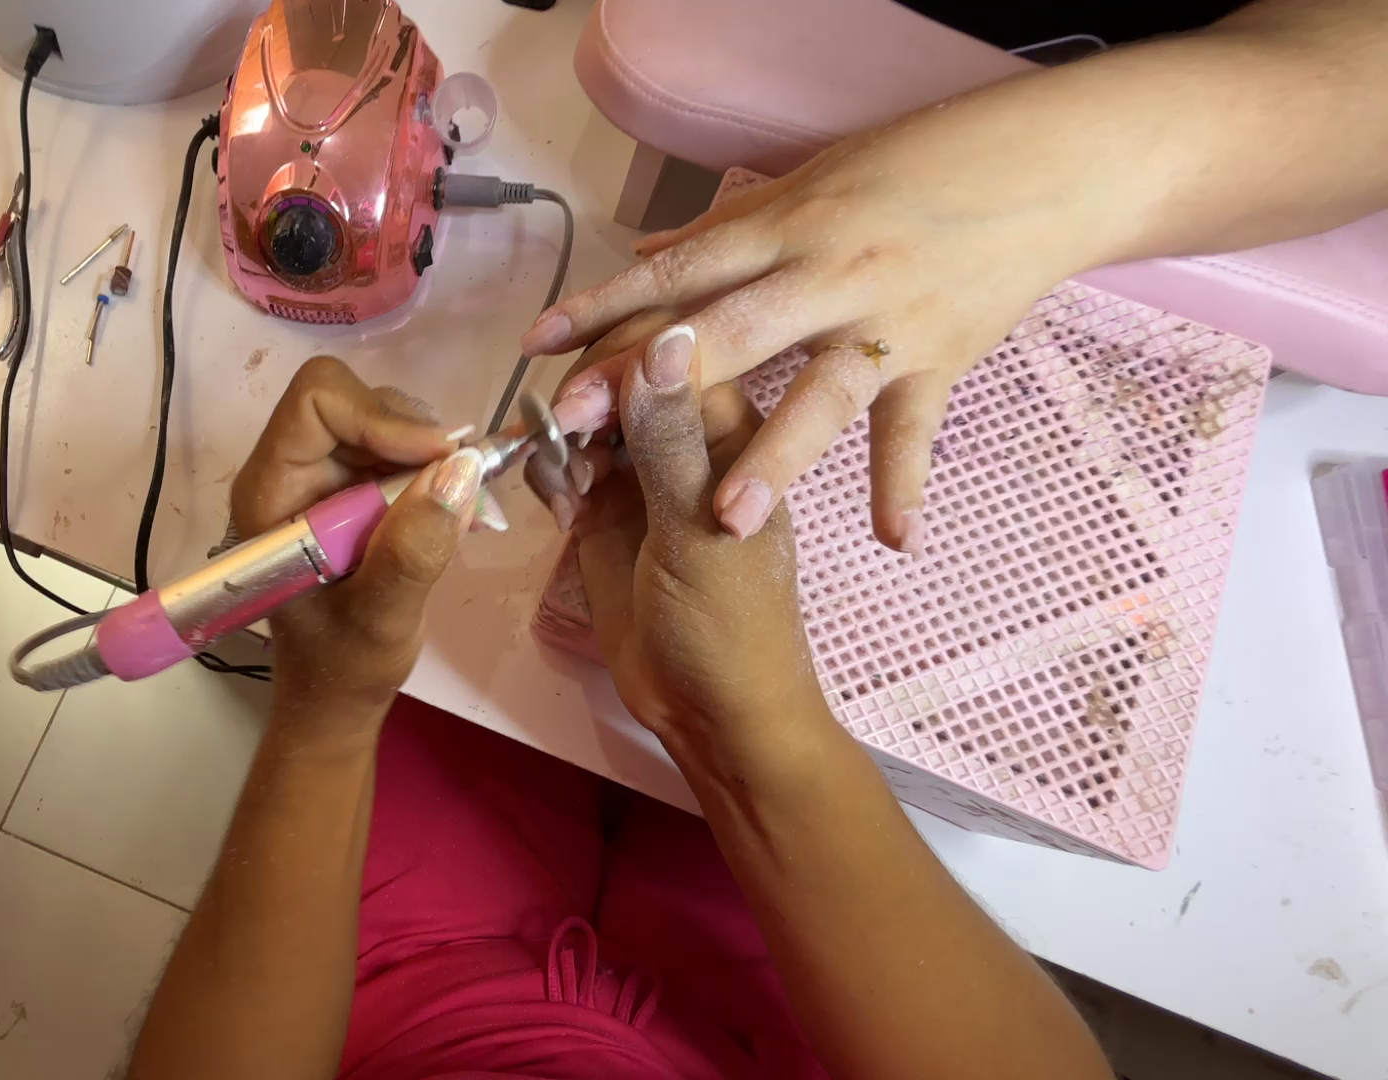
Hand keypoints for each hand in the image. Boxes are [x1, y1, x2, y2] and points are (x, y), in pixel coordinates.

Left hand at [232, 357, 481, 714]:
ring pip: (381, 420)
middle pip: (354, 402)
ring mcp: (321, 478)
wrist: (337, 690)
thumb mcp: (381, 618)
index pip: (316, 402)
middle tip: (460, 482)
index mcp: (271, 493)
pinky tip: (449, 509)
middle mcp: (290, 472)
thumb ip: (413, 550)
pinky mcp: (350, 489)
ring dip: (430, 453)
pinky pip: (396, 450)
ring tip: (458, 503)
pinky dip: (433, 469)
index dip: (380, 417)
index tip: (437, 458)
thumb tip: (461, 469)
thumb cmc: (344, 665)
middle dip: (414, 435)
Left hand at [522, 120, 1107, 552]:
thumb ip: (721, 238)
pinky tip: (895, 540)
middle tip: (576, 423)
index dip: (603, 306)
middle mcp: (825, 276)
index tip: (537, 342)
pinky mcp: (945, 361)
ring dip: (774, 458)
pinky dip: (906, 482)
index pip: (673, 275)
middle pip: (723, 333)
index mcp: (782, 230)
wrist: (1058, 157)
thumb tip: (646, 255)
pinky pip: (917, 431)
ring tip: (726, 520)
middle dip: (646, 380)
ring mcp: (887, 323)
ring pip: (821, 395)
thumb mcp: (803, 191)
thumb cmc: (911, 170)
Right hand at [569, 324, 834, 757]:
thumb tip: (665, 333)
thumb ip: (671, 435)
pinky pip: (564, 469)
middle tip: (557, 449)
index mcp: (728, 427)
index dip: (612, 366)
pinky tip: (560, 511)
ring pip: (582, 422)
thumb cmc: (727, 622)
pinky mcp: (602, 512)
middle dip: (577, 404)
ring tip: (565, 494)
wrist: (706, 711)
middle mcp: (680, 439)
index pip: (664, 354)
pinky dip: (552, 478)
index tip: (569, 408)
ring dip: (561, 445)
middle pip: (615, 379)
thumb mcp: (696, 528)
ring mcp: (638, 477)